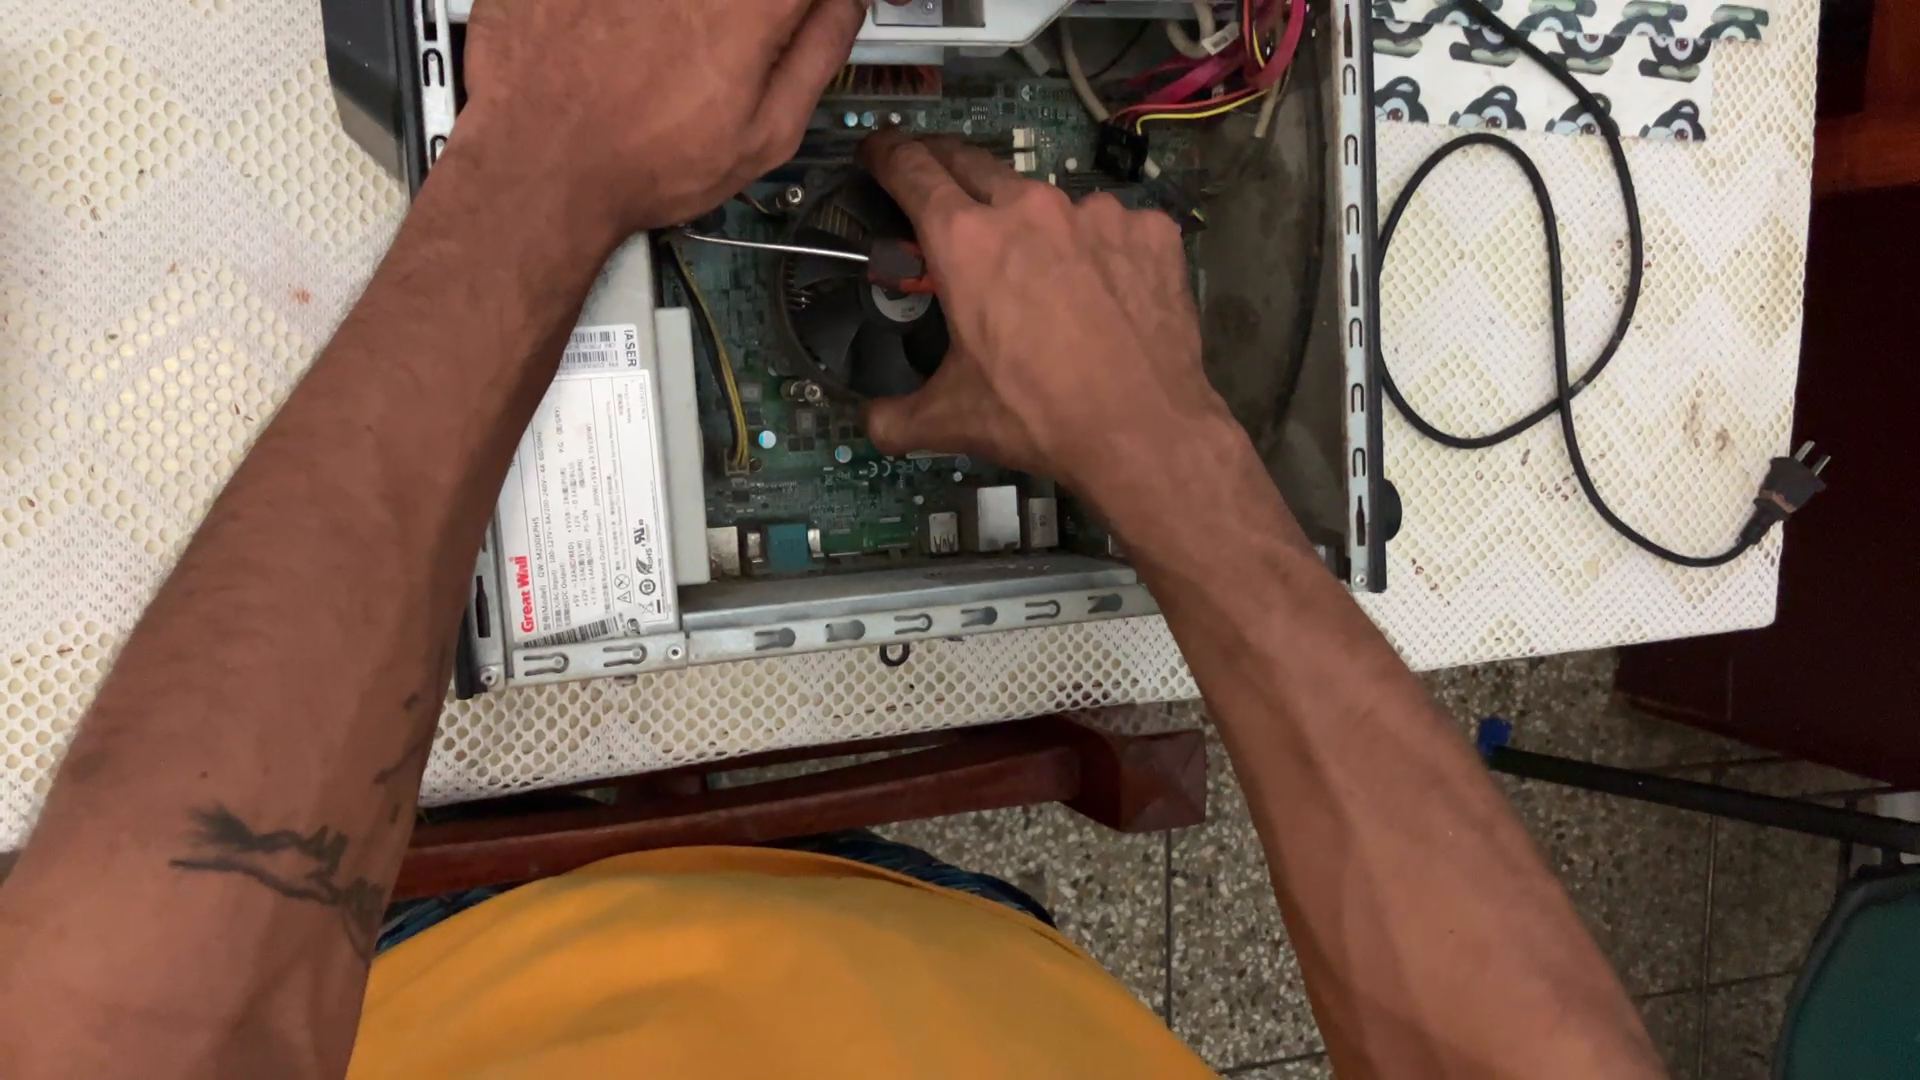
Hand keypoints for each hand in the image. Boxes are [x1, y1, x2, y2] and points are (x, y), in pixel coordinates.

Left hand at [459, 0, 868, 233]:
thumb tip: (842, 11)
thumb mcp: (763, 137)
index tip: (814, 18)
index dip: (816, 4)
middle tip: (749, 48)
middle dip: (759, 18)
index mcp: (745, 7)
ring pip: (693, 0)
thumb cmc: (647, 162)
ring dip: (702, 20)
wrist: (543, 161)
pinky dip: (647, 17)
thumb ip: (815, 60)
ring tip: (679, 61)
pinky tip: (640, 42)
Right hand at [858, 131, 1240, 520]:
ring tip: (1038, 271)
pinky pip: (1111, 227)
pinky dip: (1096, 249)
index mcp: (967, 242)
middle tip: (939, 193)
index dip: (886, 153)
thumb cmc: (1037, 417)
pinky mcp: (1151, 232)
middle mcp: (1030, 208)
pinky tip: (1103, 292)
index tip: (878, 150)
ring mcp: (1098, 213)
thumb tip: (874, 425)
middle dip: (945, 168)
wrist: (1143, 431)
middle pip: (973, 164)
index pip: (911, 169)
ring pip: (1048, 201)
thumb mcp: (951, 421)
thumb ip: (896, 418)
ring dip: (1029, 222)